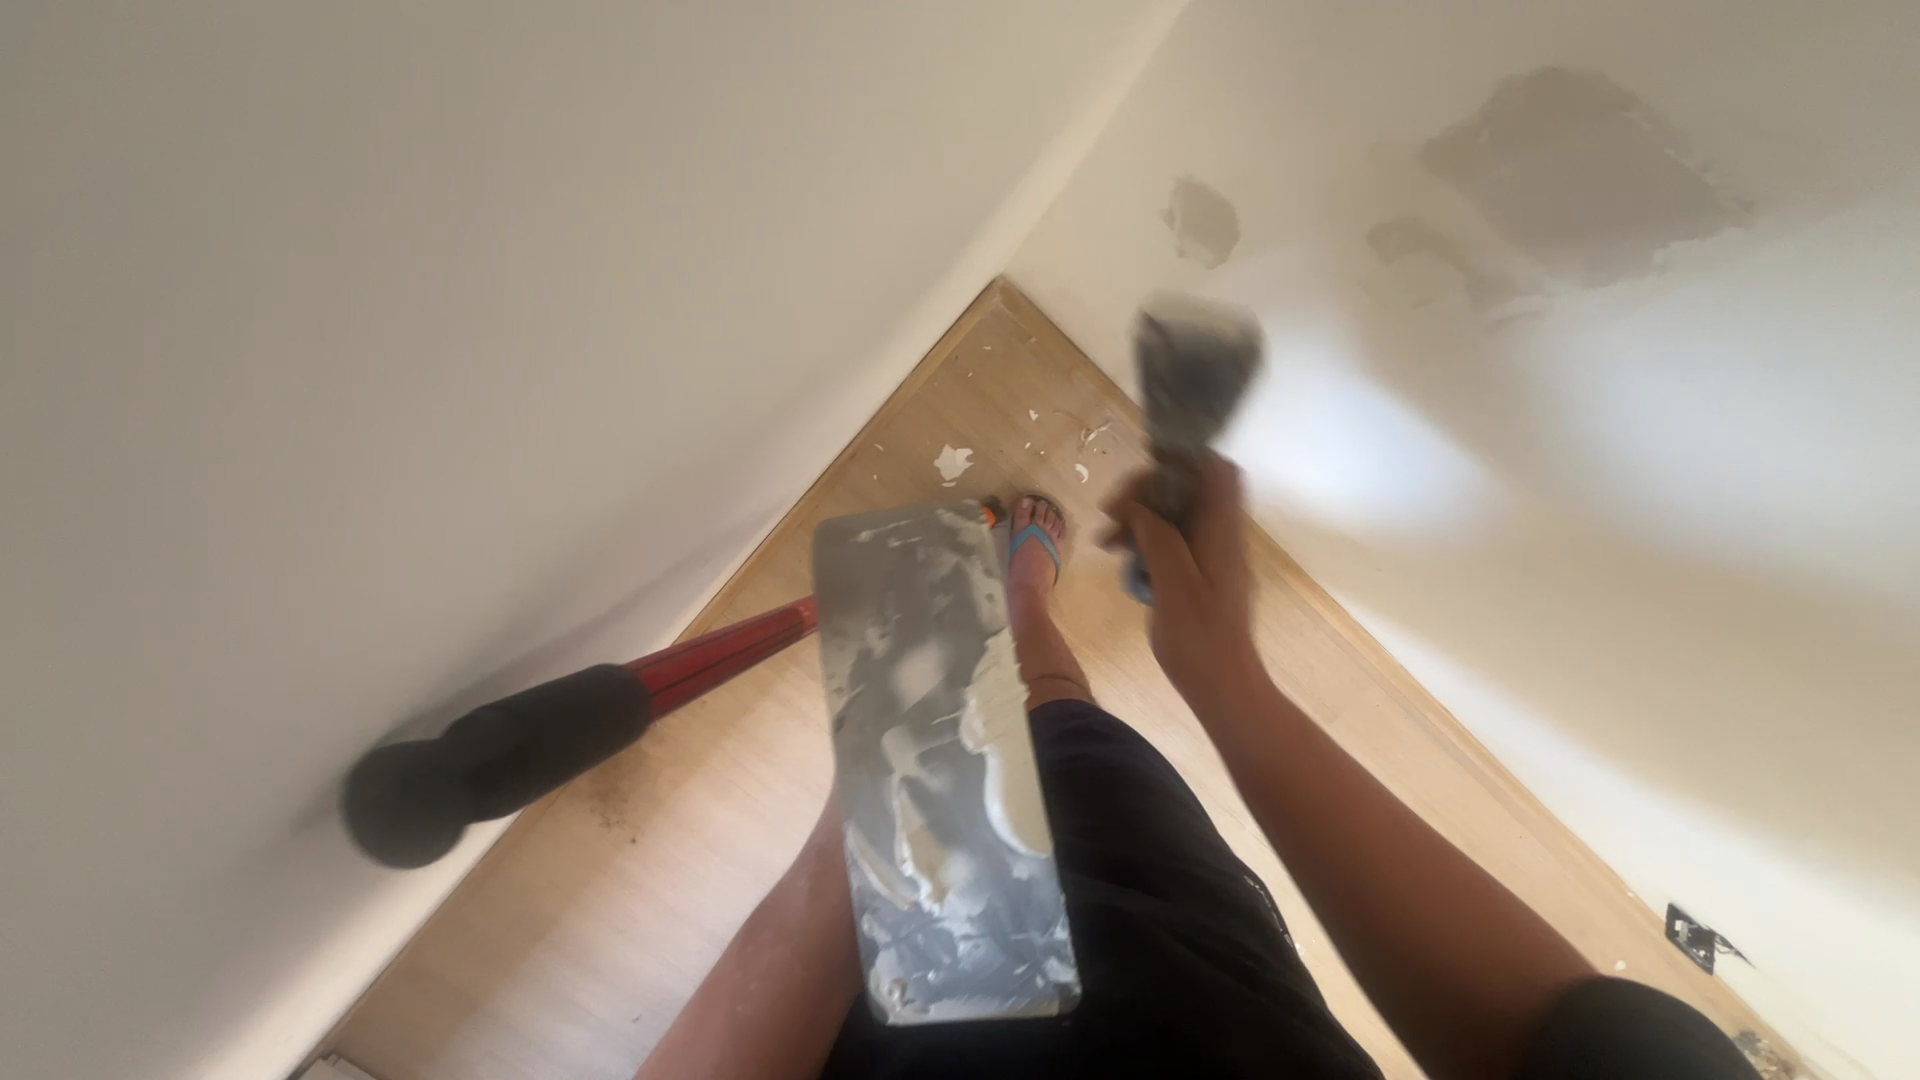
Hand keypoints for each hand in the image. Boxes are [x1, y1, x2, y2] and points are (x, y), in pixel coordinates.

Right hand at [1099, 453, 1260, 705]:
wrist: (1222, 687)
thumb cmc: (1200, 639)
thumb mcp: (1173, 582)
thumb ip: (1157, 535)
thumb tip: (1137, 506)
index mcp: (1222, 532)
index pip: (1216, 469)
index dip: (1183, 456)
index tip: (1142, 466)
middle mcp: (1220, 536)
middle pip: (1186, 489)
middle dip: (1145, 492)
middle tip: (1111, 514)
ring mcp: (1210, 556)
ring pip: (1173, 516)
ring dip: (1139, 519)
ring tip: (1106, 541)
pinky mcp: (1197, 575)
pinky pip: (1170, 542)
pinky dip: (1144, 542)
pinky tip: (1121, 560)